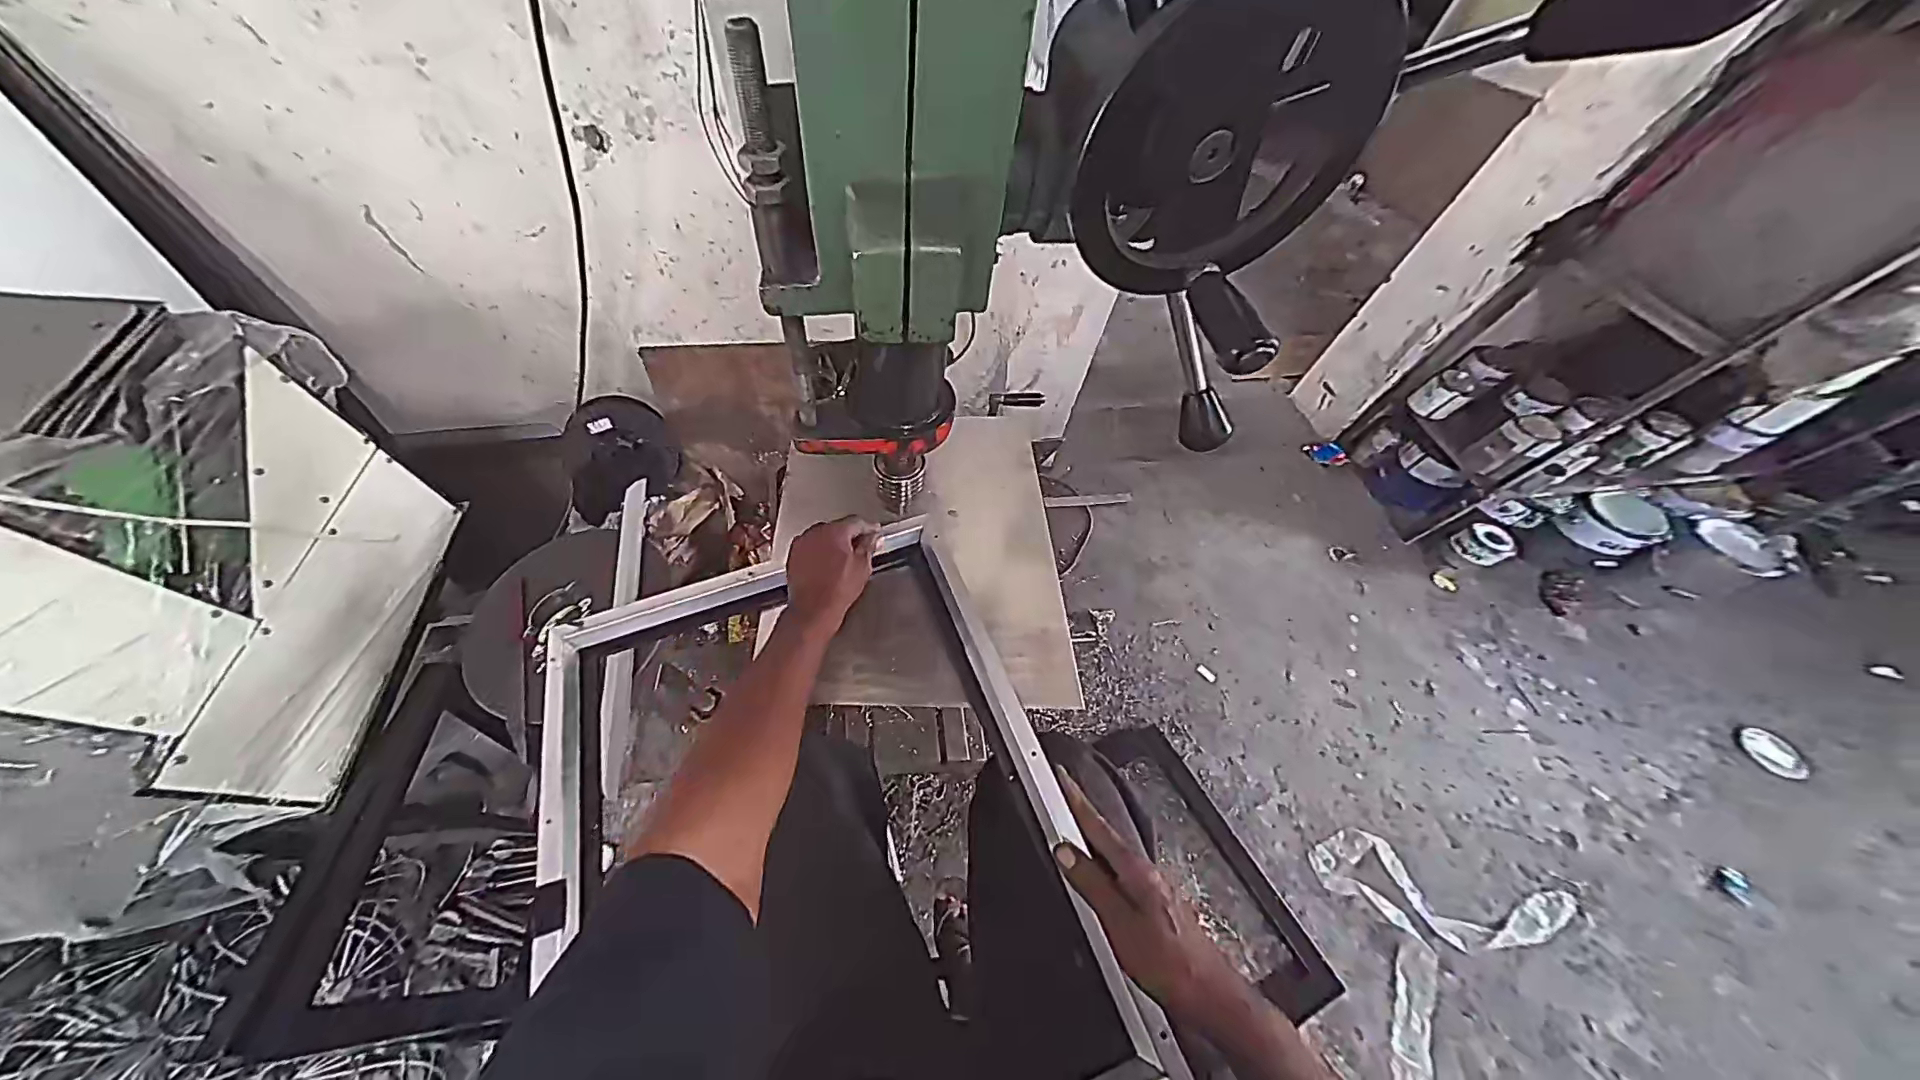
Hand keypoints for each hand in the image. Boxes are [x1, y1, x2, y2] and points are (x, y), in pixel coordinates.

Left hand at [784, 516, 878, 632]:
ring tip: (842, 561)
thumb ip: (868, 546)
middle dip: (849, 536)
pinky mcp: (793, 555)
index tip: (874, 531)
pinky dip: (819, 553)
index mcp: (835, 531)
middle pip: (838, 527)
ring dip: (833, 544)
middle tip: (861, 547)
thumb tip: (871, 539)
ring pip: (823, 536)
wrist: (813, 610)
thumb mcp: (863, 567)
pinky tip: (827, 566)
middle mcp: (815, 533)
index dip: (869, 527)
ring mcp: (802, 543)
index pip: (856, 522)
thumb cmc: (835, 591)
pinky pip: (811, 547)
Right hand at [1053, 770, 1243, 1016]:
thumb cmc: (1169, 963)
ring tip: (1071, 829)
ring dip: (1091, 838)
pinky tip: (1097, 873)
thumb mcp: (1118, 923)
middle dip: (1081, 813)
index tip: (1061, 778)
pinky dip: (1103, 862)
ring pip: (1113, 853)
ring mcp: (1152, 886)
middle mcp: (1145, 871)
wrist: (1210, 994)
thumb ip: (1090, 884)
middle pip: (1105, 834)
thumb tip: (1065, 853)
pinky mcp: (1155, 902)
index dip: (1076, 799)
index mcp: (1135, 869)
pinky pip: (1121, 871)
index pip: (1097, 825)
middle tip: (1061, 796)